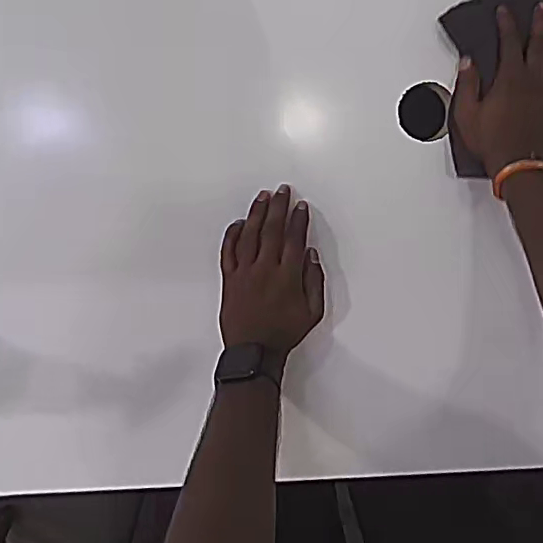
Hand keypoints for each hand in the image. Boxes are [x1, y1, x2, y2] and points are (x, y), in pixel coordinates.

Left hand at [218, 185, 325, 360]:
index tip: (301, 207)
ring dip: (256, 214)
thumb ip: (314, 281)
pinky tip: (238, 223)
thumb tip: (309, 255)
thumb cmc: (283, 333)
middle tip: (283, 191)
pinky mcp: (229, 278)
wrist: (252, 352)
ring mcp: (244, 272)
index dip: (298, 220)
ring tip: (262, 198)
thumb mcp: (312, 312)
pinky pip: (228, 251)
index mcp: (287, 277)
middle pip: (272, 230)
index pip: (294, 239)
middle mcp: (265, 270)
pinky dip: (232, 235)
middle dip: (279, 207)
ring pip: (249, 235)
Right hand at [453, 3, 542, 173]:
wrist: (516, 163)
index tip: (505, 11)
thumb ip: (468, 83)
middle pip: (539, 44)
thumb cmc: (491, 139)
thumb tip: (468, 62)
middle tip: (542, 8)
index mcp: (510, 78)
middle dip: (539, 23)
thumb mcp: (466, 111)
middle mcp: (533, 81)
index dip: (507, 24)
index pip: (509, 42)